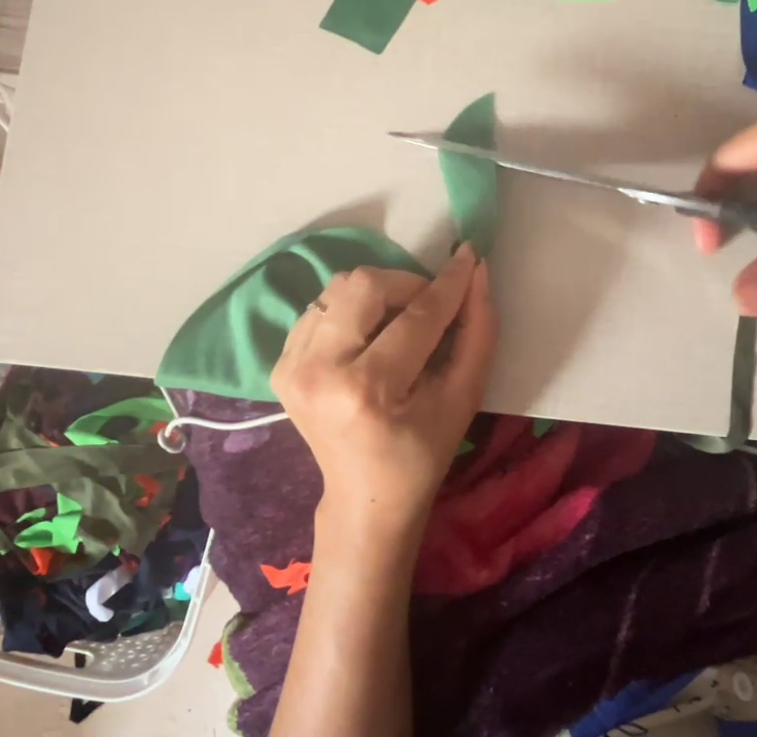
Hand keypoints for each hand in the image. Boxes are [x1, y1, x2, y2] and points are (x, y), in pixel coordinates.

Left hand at [272, 245, 496, 544]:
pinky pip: (319, 309)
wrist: (365, 498)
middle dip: (405, 285)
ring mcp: (292, 368)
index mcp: (368, 390)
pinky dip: (350, 314)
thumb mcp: (463, 397)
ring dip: (377, 296)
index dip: (447, 284)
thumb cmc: (423, 454)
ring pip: (337, 289)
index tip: (467, 258)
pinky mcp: (279, 366)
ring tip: (398, 326)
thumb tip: (474, 268)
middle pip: (363, 285)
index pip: (416, 316)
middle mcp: (319, 372)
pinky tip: (368, 341)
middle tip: (428, 306)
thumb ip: (477, 330)